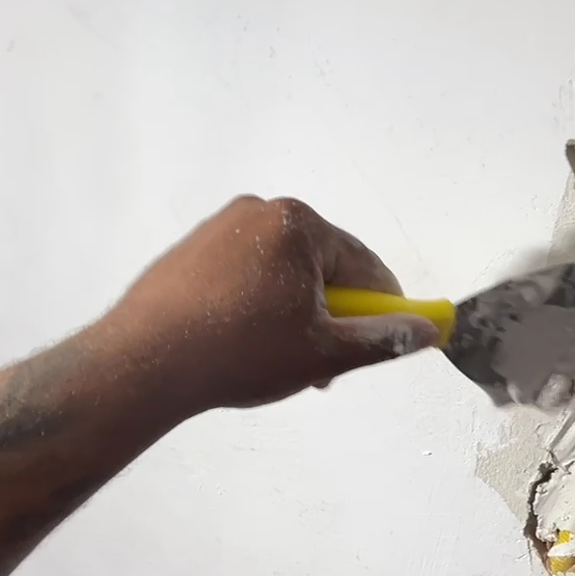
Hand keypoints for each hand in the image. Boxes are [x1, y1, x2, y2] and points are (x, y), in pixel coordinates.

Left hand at [104, 196, 438, 408]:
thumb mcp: (327, 353)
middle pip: (327, 267)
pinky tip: (250, 343)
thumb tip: (429, 330)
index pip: (367, 266)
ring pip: (289, 275)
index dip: (386, 308)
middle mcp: (260, 212)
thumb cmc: (242, 352)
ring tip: (283, 359)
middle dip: (337, 315)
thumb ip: (385, 339)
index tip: (388, 341)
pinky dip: (265, 306)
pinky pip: (252, 275)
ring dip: (302, 315)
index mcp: (299, 226)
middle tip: (326, 361)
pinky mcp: (193, 250)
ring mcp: (222, 227)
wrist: (145, 363)